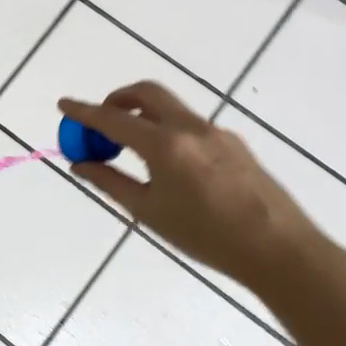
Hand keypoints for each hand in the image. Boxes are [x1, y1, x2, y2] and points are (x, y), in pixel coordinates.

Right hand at [58, 82, 330, 288]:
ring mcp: (219, 135)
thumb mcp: (148, 211)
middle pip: (148, 93)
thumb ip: (110, 181)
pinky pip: (190, 126)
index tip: (63, 105)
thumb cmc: (207, 235)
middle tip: (101, 120)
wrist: (283, 252)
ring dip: (143, 116)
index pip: (112, 119)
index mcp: (165, 145)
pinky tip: (166, 164)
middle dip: (117, 99)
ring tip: (130, 150)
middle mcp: (192, 129)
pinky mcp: (237, 146)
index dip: (83, 111)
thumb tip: (81, 164)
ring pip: (171, 109)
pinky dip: (166, 131)